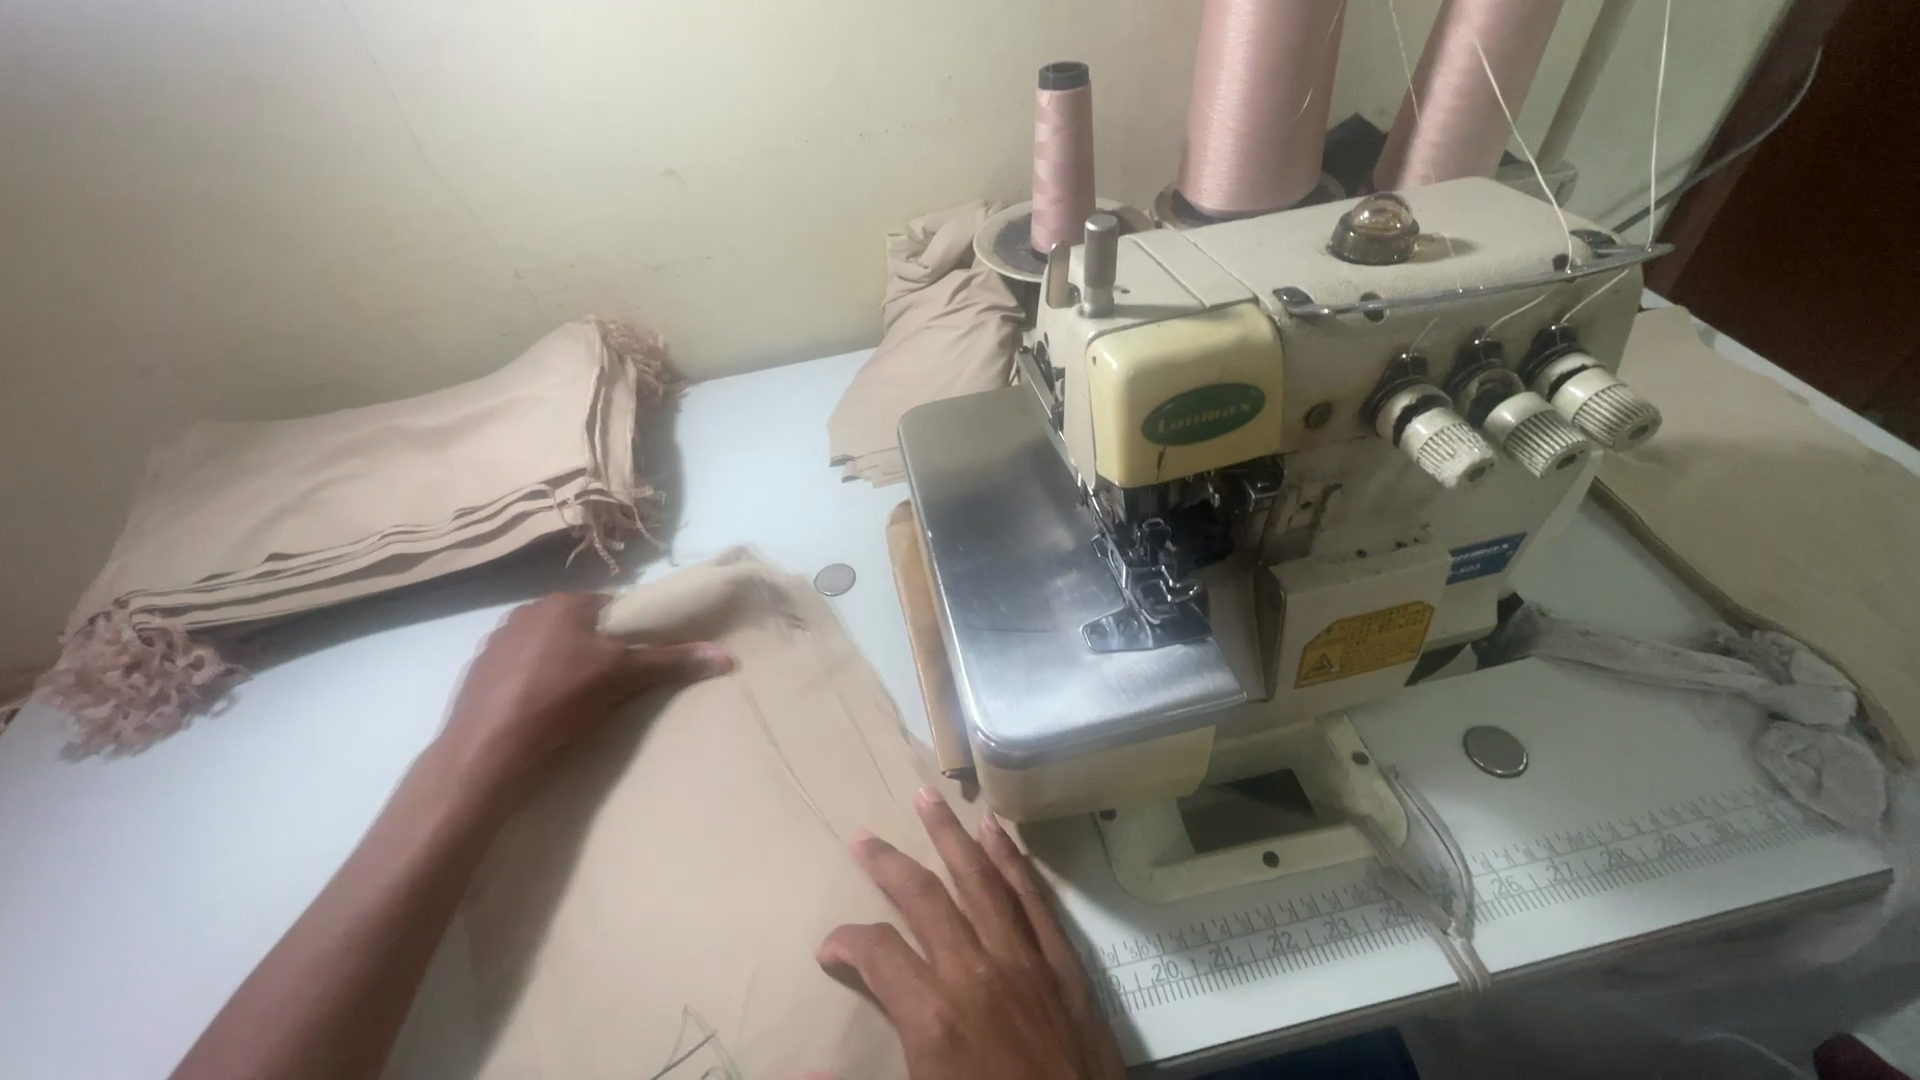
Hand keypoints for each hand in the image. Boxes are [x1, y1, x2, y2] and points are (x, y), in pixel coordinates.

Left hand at [440, 592, 732, 794]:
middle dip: (598, 651)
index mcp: (562, 604)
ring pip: (548, 648)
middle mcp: (524, 613)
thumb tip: (727, 655)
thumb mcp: (624, 680)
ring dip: (565, 667)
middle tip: (615, 685)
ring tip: (579, 703)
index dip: (630, 633)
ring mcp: (495, 643)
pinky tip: (543, 713)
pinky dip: (535, 685)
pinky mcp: (476, 675)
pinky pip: (521, 671)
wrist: (484, 757)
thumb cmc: (559, 703)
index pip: (611, 607)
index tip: (639, 662)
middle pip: (579, 627)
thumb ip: (673, 661)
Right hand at [815, 788, 1124, 1079]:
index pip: (876, 952)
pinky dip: (1012, 859)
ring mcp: (1025, 961)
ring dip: (951, 835)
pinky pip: (1032, 897)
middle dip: (887, 863)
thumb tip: (799, 1071)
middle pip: (924, 896)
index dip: (845, 943)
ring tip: (928, 797)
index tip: (829, 948)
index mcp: (932, 1016)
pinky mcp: (1064, 965)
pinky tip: (996, 830)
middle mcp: (976, 972)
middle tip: (862, 836)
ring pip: (981, 879)